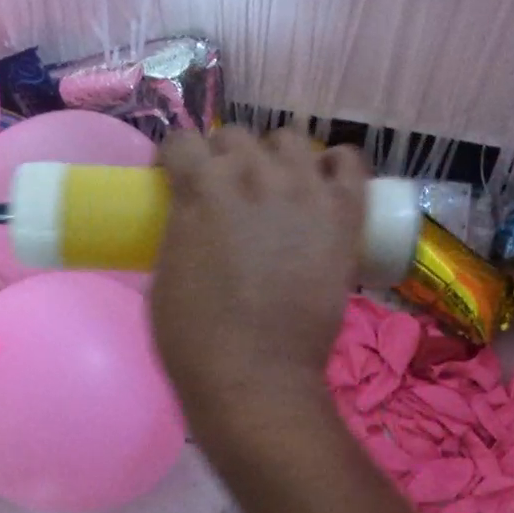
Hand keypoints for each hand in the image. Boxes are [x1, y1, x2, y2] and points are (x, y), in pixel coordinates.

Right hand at [150, 125, 366, 437]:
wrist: (256, 377)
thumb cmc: (195, 339)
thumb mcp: (165, 271)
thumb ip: (180, 226)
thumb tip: (192, 214)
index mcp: (201, 187)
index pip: (181, 140)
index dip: (175, 159)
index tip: (177, 178)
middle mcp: (254, 174)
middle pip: (234, 135)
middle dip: (223, 157)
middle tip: (227, 193)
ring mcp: (304, 190)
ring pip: (290, 139)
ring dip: (275, 157)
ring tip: (275, 188)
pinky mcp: (344, 213)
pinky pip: (348, 161)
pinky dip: (333, 168)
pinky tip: (321, 189)